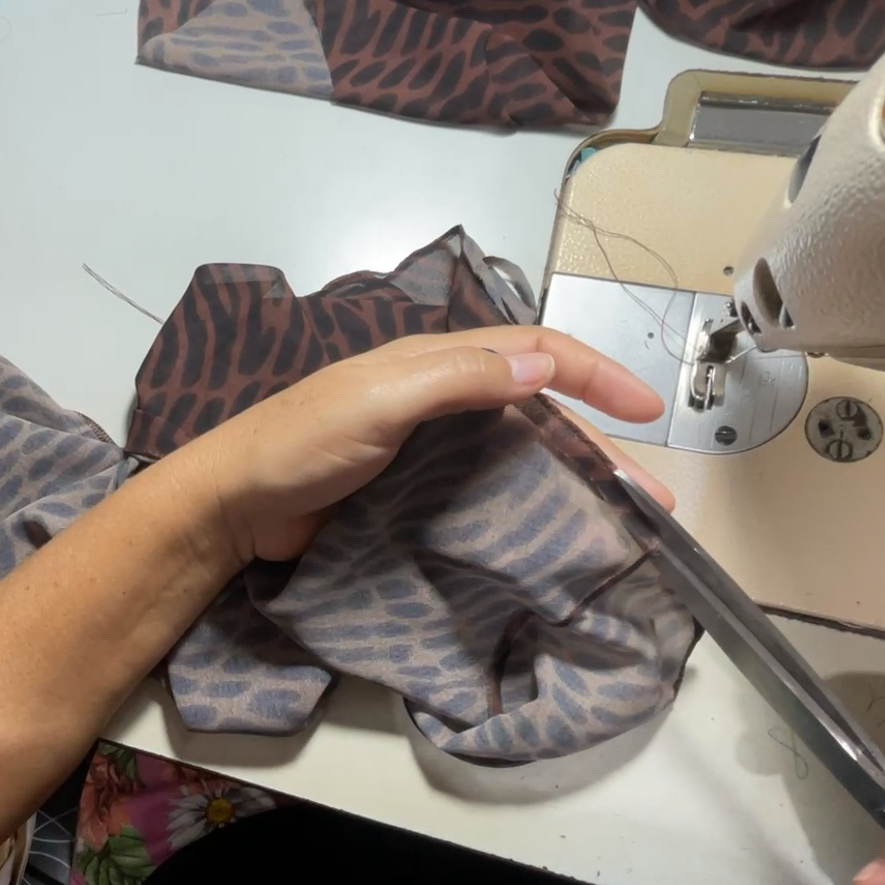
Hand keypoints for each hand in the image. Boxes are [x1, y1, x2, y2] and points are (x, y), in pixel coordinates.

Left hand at [171, 327, 671, 562]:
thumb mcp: (378, 399)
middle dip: (593, 440)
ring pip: (510, 454)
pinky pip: (477, 492)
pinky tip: (546, 533)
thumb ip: (455, 378)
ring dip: (564, 479)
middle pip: (531, 409)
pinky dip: (517, 507)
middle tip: (646, 491)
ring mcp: (422, 450)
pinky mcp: (407, 492)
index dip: (591, 372)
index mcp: (429, 364)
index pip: (529, 351)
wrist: (238, 506)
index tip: (644, 410)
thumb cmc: (299, 444)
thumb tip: (542, 367)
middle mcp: (434, 401)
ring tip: (615, 520)